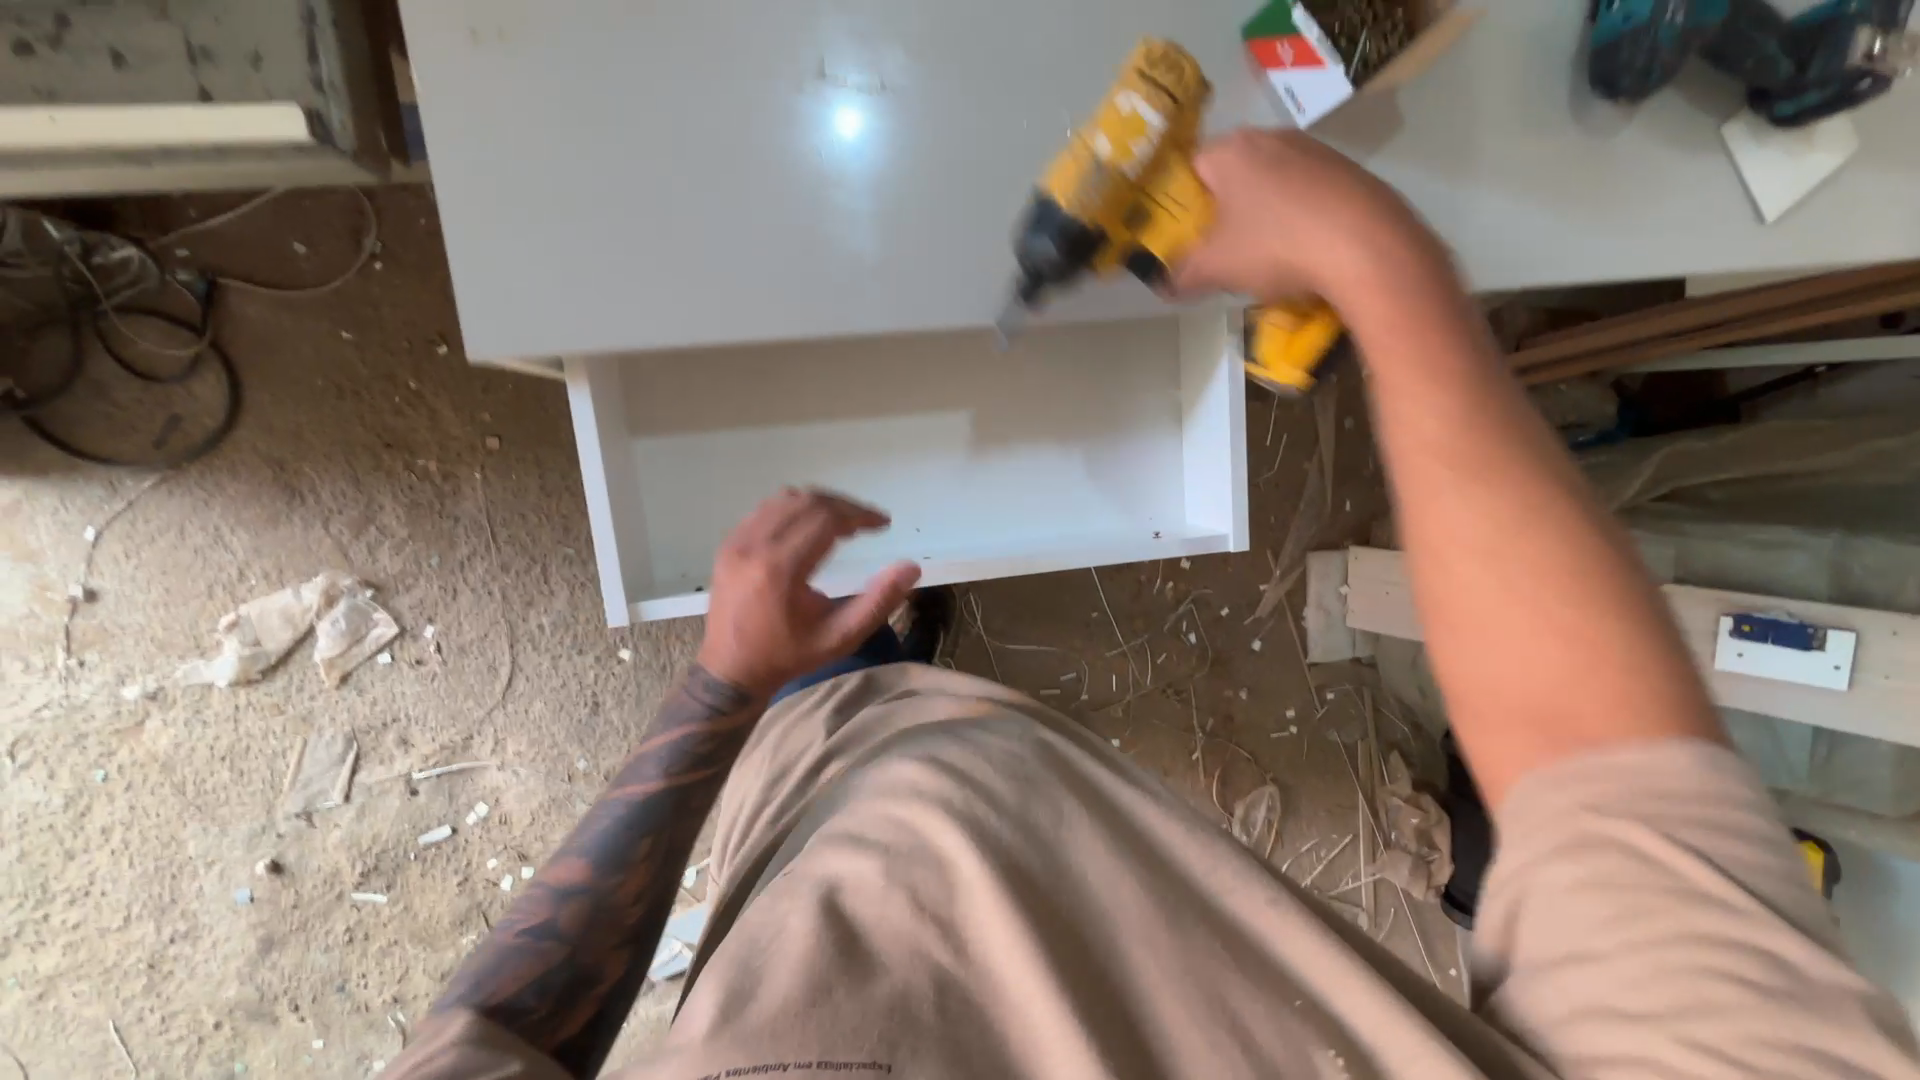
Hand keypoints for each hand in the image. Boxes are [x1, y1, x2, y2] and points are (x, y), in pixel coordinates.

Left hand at [695, 488, 921, 697]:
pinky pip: (766, 510)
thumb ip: (879, 601)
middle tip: (866, 522)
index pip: (826, 518)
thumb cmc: (790, 655)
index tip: (882, 524)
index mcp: (782, 568)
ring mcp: (736, 542)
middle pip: (807, 502)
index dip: (859, 515)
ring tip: (842, 522)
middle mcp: (755, 545)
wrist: (731, 670)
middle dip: (843, 506)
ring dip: (819, 504)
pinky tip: (810, 527)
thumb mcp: (842, 636)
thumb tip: (911, 568)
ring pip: (785, 499)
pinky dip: (794, 509)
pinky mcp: (728, 544)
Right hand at [1171, 129, 1454, 309]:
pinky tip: (1301, 253)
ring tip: (1261, 259)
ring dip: (1259, 218)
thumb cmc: (1276, 246)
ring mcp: (1315, 152)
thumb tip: (1163, 285)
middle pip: (1230, 176)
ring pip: (1269, 185)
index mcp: (1232, 150)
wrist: (1368, 247)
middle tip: (1216, 253)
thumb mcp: (1215, 269)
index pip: (1188, 169)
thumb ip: (1181, 275)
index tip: (1183, 239)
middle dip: (1220, 214)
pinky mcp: (1347, 173)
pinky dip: (1295, 221)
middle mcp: (1272, 138)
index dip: (1179, 206)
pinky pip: (1305, 196)